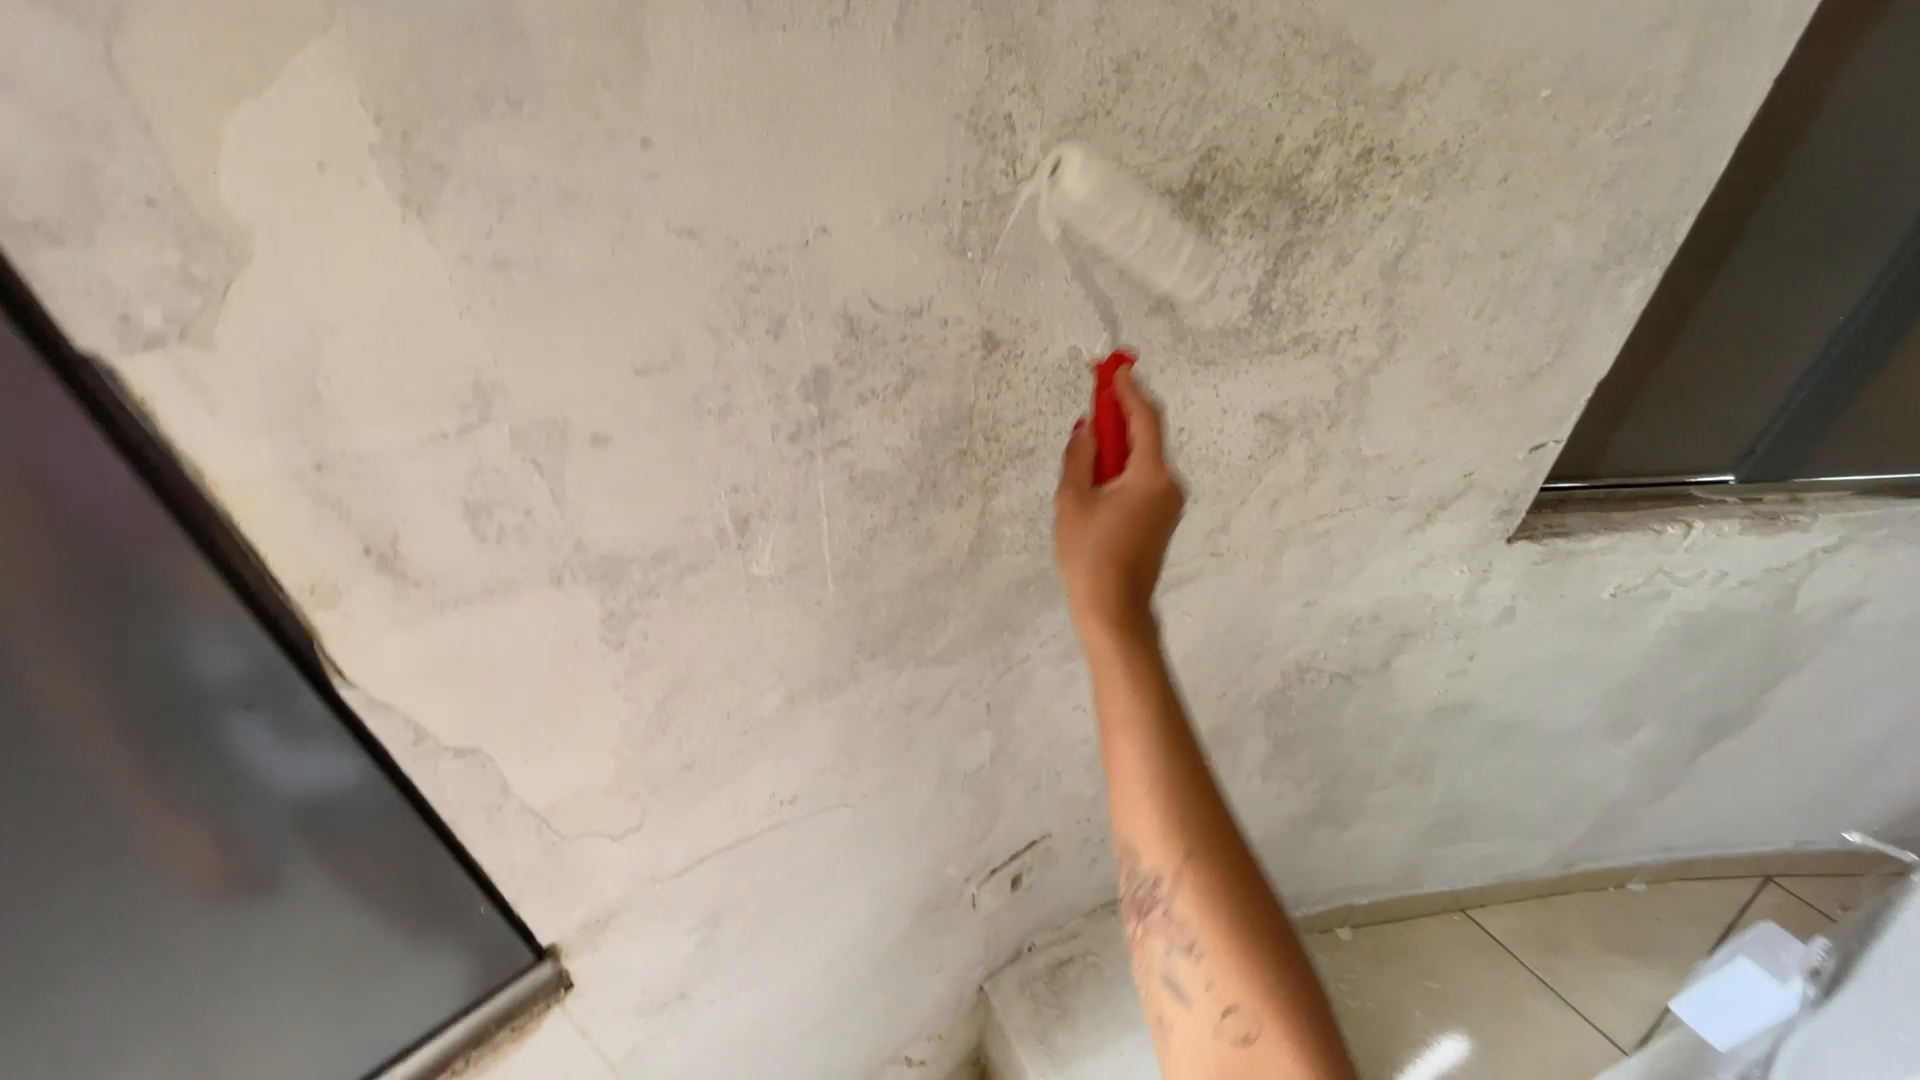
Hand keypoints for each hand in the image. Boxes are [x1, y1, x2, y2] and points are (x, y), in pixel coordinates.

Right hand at [1054, 363, 1185, 645]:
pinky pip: (1142, 481)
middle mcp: (1169, 484)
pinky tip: (1096, 479)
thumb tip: (1088, 428)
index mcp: (1151, 475)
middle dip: (1120, 416)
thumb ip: (1080, 456)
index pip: (1144, 419)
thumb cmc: (1088, 555)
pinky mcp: (1162, 519)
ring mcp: (1169, 503)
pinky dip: (1121, 470)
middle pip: (1146, 437)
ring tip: (1085, 449)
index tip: (1113, 368)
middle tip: (1095, 396)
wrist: (1114, 610)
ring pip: (1142, 461)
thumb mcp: (1072, 500)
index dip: (1128, 390)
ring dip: (1117, 447)